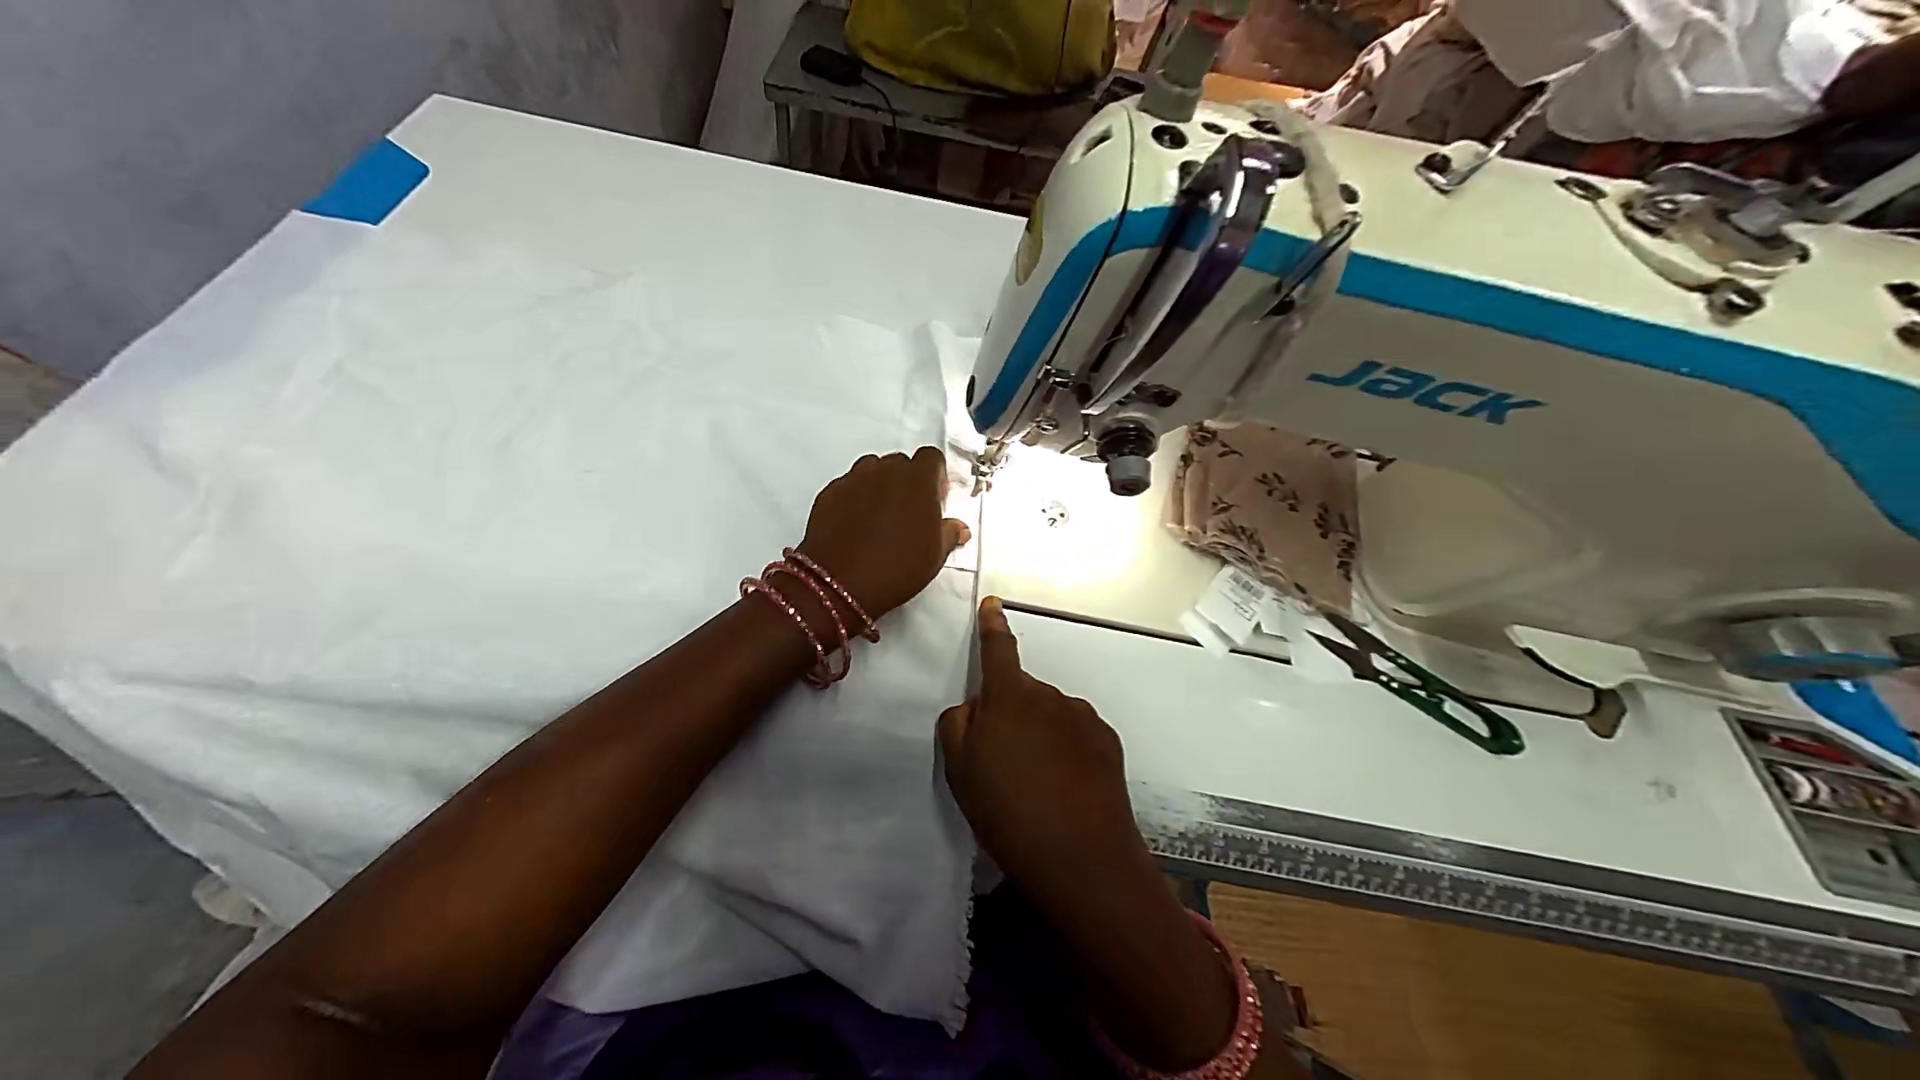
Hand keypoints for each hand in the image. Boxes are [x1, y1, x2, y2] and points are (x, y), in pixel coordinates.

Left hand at [796, 447, 970, 619]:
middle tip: (911, 510)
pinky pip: (848, 486)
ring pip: (872, 470)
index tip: (936, 494)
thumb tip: (956, 529)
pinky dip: (855, 498)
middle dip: (908, 481)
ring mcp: (855, 480)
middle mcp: (885, 473)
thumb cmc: (891, 567)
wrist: (841, 582)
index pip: (932, 458)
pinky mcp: (830, 493)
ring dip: (880, 485)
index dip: (936, 475)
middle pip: (901, 462)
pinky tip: (859, 524)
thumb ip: (948, 533)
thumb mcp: (934, 555)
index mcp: (918, 481)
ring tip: (884, 516)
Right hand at [940, 598, 1245, 1071]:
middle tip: (1002, 762)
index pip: (998, 649)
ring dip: (1039, 734)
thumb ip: (958, 724)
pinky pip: (1076, 734)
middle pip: (1022, 693)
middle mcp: (1050, 695)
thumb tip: (975, 706)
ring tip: (1036, 784)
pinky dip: (1066, 750)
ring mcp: (1083, 717)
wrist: (1082, 859)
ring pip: (1050, 715)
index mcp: (1010, 697)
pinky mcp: (1108, 742)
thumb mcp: (960, 770)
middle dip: (1010, 713)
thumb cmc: (1007, 812)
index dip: (992, 625)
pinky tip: (1064, 788)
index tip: (993, 603)